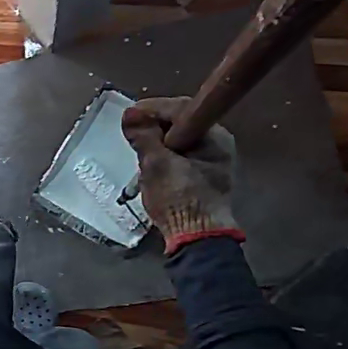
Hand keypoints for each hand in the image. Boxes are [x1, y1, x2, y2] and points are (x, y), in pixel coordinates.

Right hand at [121, 97, 240, 254]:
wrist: (198, 240)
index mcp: (214, 136)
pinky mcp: (204, 176)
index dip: (152, 109)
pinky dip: (164, 157)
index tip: (129, 115)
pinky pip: (181, 155)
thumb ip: (145, 137)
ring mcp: (212, 161)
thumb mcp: (156, 167)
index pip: (180, 109)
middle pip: (180, 123)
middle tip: (132, 134)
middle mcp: (218, 143)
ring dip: (157, 144)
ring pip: (179, 140)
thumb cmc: (180, 201)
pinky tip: (151, 166)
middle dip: (154, 127)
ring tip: (139, 151)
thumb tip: (130, 114)